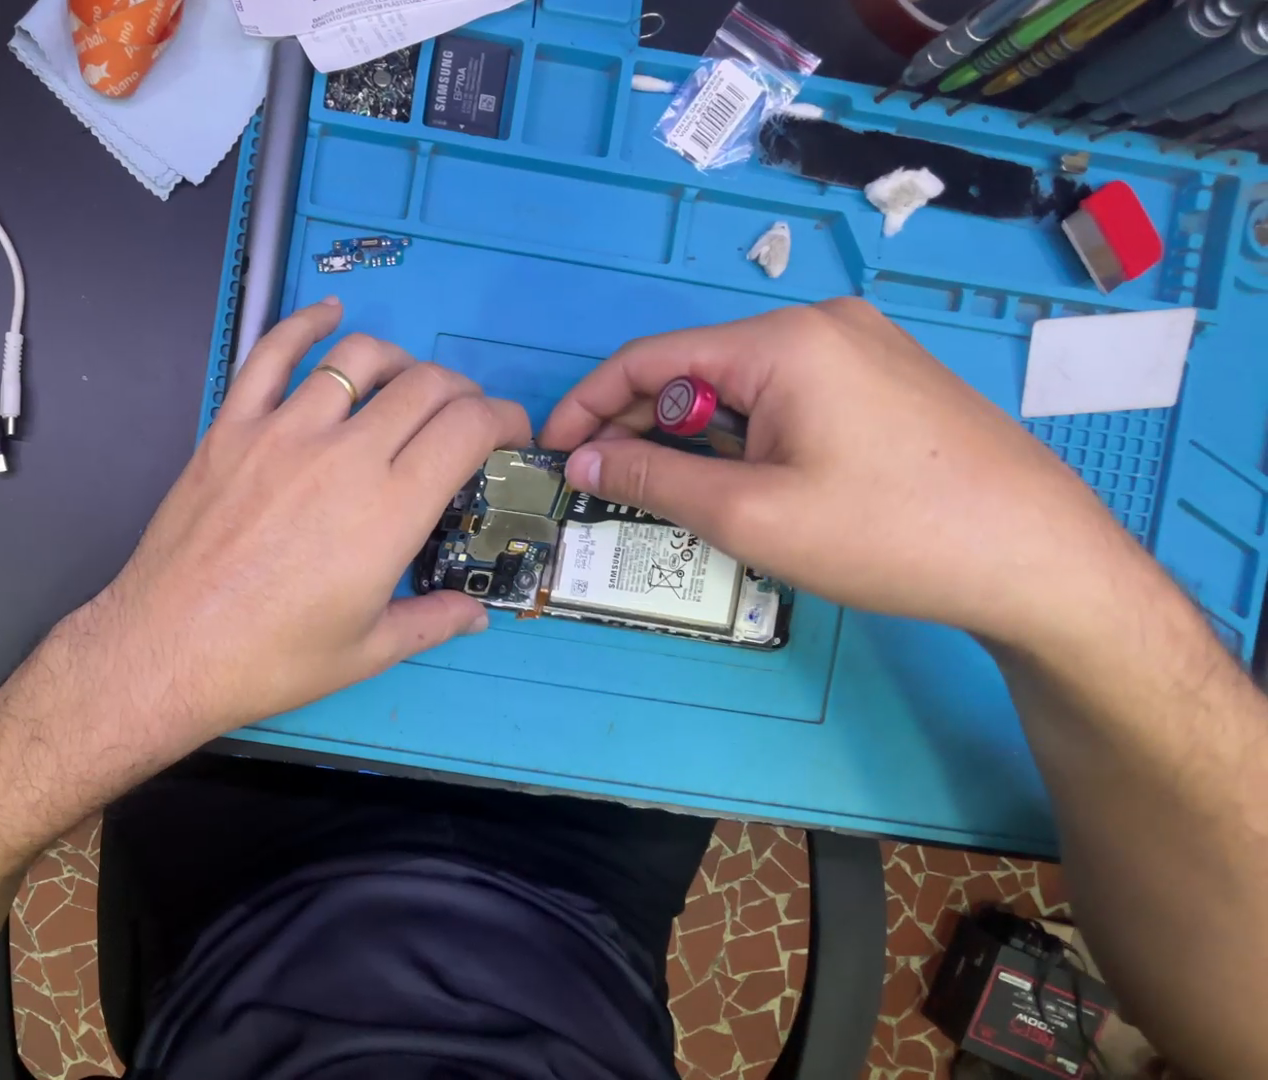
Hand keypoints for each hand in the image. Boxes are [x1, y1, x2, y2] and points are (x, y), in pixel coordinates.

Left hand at [60, 298, 530, 739]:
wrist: (168, 648)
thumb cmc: (271, 659)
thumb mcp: (367, 651)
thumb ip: (433, 621)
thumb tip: (477, 616)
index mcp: (390, 510)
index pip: (468, 428)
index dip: (503, 418)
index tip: (509, 432)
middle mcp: (344, 455)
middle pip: (425, 385)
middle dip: (463, 392)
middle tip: (463, 419)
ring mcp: (282, 432)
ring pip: (358, 358)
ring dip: (399, 361)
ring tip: (405, 383)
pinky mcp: (231, 427)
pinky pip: (271, 354)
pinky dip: (304, 323)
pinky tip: (326, 313)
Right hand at [539, 298, 1146, 648]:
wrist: (1042, 563)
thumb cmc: (884, 534)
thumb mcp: (746, 512)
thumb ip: (647, 479)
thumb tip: (578, 460)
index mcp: (782, 342)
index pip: (648, 359)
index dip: (586, 405)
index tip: (553, 452)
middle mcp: (817, 326)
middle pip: (691, 368)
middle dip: (635, 425)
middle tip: (600, 484)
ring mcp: (856, 348)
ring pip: (733, 385)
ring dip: (685, 434)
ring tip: (661, 490)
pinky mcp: (877, 379)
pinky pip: (776, 396)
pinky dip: (734, 434)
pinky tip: (730, 477)